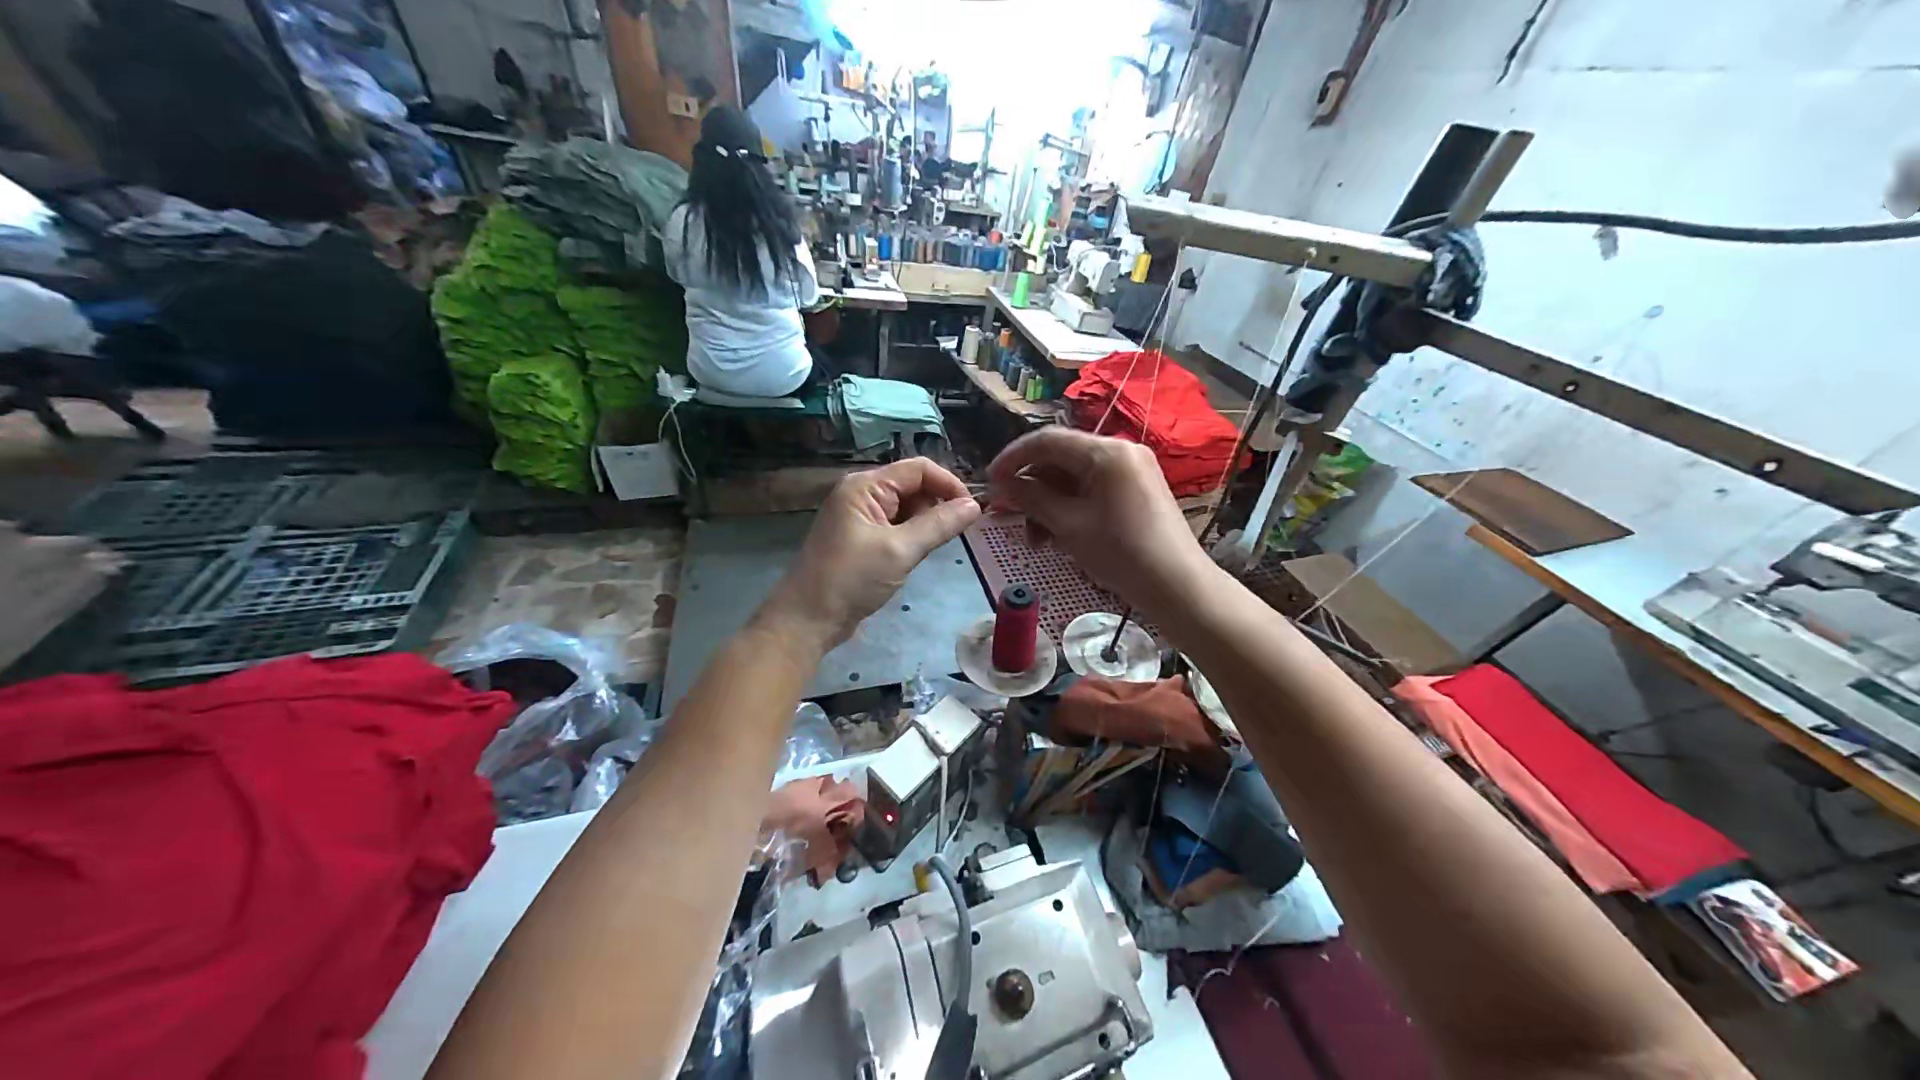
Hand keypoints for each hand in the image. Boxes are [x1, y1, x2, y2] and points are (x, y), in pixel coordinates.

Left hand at [756, 458, 982, 649]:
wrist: (808, 619)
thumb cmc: (851, 579)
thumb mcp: (900, 550)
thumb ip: (939, 524)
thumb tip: (974, 506)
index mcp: (865, 486)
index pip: (918, 469)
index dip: (948, 484)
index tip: (972, 511)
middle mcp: (861, 493)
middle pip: (912, 485)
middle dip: (938, 504)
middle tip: (956, 534)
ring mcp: (859, 516)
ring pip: (906, 507)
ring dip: (926, 522)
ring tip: (935, 547)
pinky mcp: (860, 538)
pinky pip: (895, 526)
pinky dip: (912, 536)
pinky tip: (917, 555)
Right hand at [986, 429, 1212, 618]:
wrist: (1178, 586)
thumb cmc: (1121, 554)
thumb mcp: (1068, 525)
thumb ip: (1031, 498)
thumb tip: (1002, 485)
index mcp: (1106, 451)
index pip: (1046, 440)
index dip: (1012, 459)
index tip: (989, 482)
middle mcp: (1121, 450)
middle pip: (1061, 458)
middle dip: (1031, 487)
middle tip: (1009, 516)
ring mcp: (1132, 469)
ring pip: (1074, 476)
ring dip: (1049, 503)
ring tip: (1037, 539)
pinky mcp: (1137, 488)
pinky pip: (1093, 488)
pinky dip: (1071, 507)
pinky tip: (1060, 535)